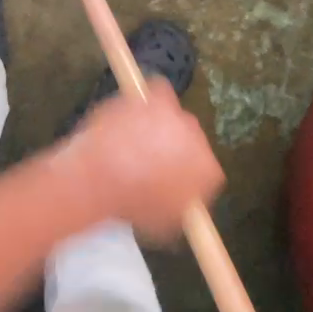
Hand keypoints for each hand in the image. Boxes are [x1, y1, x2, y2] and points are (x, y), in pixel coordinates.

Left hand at [57, 76, 223, 241]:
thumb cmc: (133, 205)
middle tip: (152, 159)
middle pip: (192, 140)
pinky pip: (159, 90)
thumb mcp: (166, 221)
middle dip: (176, 147)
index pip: (207, 172)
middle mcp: (198, 139)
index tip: (170, 180)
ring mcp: (176, 115)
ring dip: (162, 123)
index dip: (187, 176)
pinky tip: (137, 108)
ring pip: (175, 115)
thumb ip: (182, 207)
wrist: (104, 175)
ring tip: (139, 137)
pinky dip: (151, 97)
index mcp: (208, 171)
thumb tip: (181, 199)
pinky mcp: (154, 97)